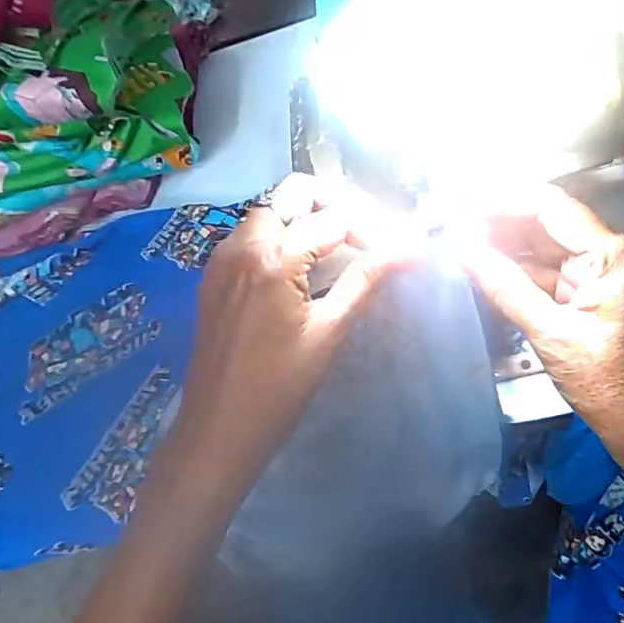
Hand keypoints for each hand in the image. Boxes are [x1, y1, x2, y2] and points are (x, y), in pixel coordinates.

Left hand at [159, 174, 405, 496]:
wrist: (217, 429)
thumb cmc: (278, 389)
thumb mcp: (328, 333)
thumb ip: (365, 282)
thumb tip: (410, 249)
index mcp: (272, 259)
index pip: (332, 218)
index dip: (370, 229)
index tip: (393, 251)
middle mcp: (241, 245)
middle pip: (292, 193)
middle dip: (332, 203)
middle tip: (363, 234)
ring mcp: (221, 259)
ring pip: (270, 212)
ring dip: (305, 219)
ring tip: (338, 251)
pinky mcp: (213, 276)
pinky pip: (250, 236)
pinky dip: (280, 237)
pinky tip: (302, 269)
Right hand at [458, 185, 623, 476]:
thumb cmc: (612, 388)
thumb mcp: (550, 334)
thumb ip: (503, 285)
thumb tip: (463, 247)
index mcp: (614, 256)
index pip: (549, 207)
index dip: (500, 202)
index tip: (460, 205)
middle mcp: (615, 256)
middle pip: (547, 225)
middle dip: (498, 225)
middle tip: (452, 229)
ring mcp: (607, 277)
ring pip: (546, 250)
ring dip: (506, 249)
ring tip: (461, 248)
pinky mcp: (598, 297)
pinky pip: (553, 275)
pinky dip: (522, 275)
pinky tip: (488, 273)